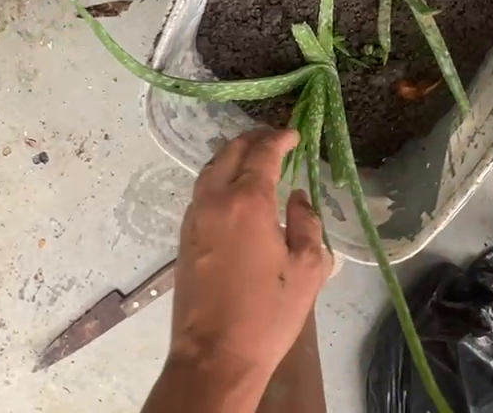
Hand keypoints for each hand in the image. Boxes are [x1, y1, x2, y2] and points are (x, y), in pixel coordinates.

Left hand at [152, 127, 331, 411]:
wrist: (214, 358)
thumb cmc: (266, 315)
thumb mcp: (308, 269)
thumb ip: (308, 223)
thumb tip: (297, 198)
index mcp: (248, 202)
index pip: (263, 153)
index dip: (280, 138)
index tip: (294, 134)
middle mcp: (216, 200)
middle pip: (231, 151)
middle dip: (254, 139)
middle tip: (275, 139)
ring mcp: (195, 217)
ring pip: (211, 168)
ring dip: (233, 154)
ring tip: (254, 157)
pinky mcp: (185, 237)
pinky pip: (202, 190)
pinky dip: (219, 175)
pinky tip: (234, 189)